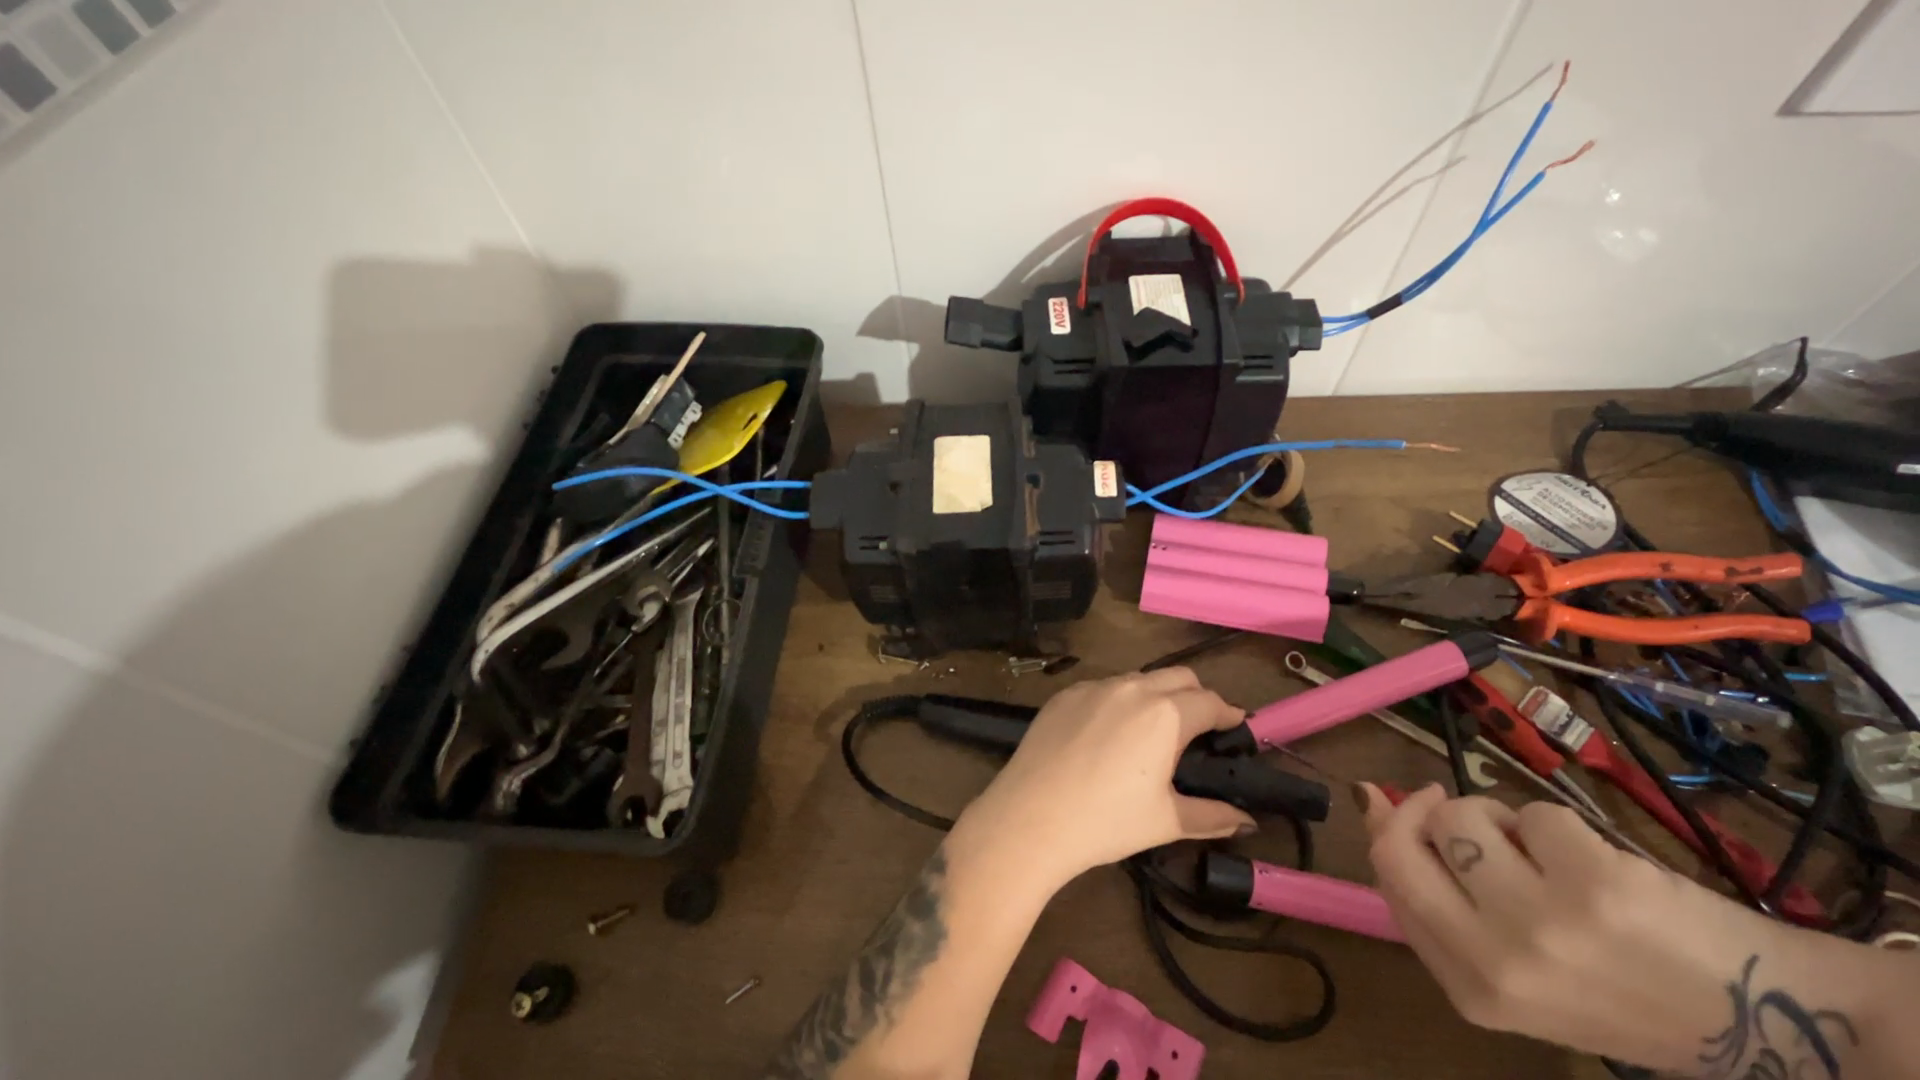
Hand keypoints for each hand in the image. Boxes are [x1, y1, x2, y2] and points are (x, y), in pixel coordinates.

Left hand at [950, 667, 1255, 895]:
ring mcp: (1093, 688)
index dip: (1228, 715)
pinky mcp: (1063, 696)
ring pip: (1138, 679)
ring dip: (1155, 696)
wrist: (1030, 818)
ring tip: (1153, 732)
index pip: (1210, 702)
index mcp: (1166, 714)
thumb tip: (1247, 821)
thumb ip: (1213, 815)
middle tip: (1199, 729)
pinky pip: (1102, 689)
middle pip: (1179, 677)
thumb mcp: (1166, 821)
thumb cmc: (1106, 822)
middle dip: (1196, 697)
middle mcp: (1132, 689)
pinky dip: (1117, 703)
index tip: (1235, 728)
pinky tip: (1108, 735)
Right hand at [1359, 783, 1838, 1074]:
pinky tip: (1593, 859)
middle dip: (1420, 809)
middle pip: (1401, 848)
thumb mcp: (1515, 968)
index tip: (1404, 805)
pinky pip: (1535, 813)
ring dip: (1498, 817)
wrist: (1764, 1019)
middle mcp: (1494, 960)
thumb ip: (1442, 899)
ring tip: (1542, 850)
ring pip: (1464, 818)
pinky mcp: (1595, 882)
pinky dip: (1557, 825)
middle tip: (1456, 806)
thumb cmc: (1623, 991)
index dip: (1387, 831)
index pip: (1389, 883)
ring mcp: (1543, 921)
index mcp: (1470, 991)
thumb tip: (1370, 798)